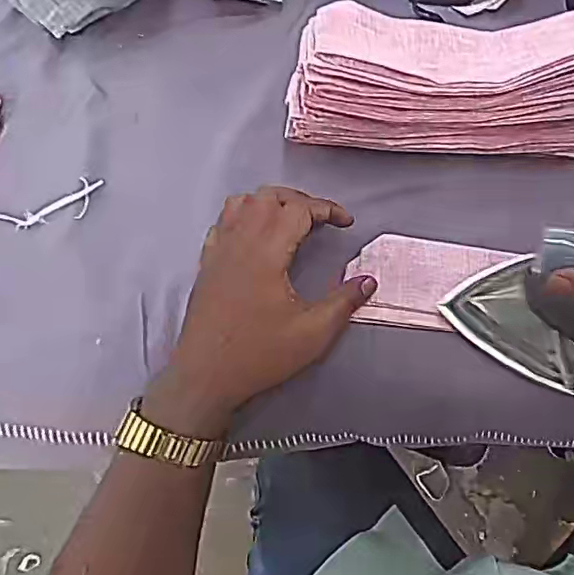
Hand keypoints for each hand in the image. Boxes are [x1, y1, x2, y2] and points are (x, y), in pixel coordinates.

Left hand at [143, 187, 374, 437]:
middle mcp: (239, 243)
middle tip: (322, 221)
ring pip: (242, 202)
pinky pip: (224, 221)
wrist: (205, 377)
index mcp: (266, 254)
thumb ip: (344, 302)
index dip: (326, 209)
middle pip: (269, 197)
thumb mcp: (313, 333)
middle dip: (301, 200)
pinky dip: (245, 215)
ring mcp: (218, 251)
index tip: (346, 223)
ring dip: (271, 203)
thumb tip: (368, 280)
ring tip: (291, 222)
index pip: (297, 209)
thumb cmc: (260, 355)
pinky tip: (258, 237)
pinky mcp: (206, 264)